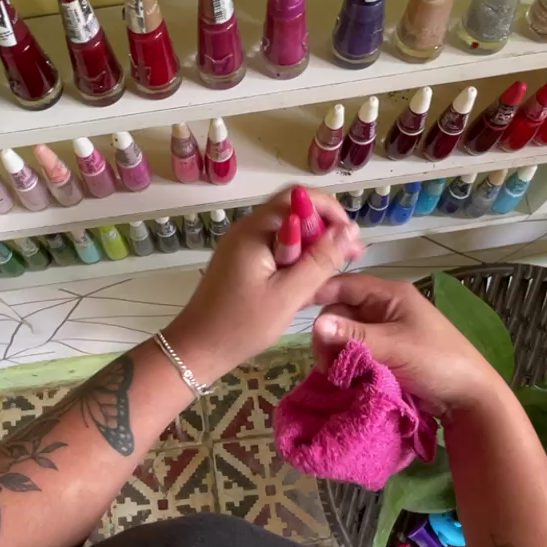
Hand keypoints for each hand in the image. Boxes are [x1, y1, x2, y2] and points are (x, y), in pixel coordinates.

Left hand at [166, 188, 363, 380]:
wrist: (196, 349)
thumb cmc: (242, 325)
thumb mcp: (288, 294)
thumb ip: (320, 260)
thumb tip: (350, 229)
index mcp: (255, 230)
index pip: (300, 197)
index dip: (330, 212)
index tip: (349, 241)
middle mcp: (246, 228)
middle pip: (293, 211)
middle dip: (324, 229)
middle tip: (348, 257)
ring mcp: (241, 244)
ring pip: (286, 230)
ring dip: (311, 246)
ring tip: (332, 271)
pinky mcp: (240, 260)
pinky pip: (274, 246)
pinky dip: (295, 258)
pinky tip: (307, 282)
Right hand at [309, 273, 506, 417]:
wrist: (469, 398)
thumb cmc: (438, 361)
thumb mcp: (395, 346)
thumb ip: (354, 335)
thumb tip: (315, 324)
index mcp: (390, 295)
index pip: (343, 284)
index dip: (318, 294)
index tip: (294, 312)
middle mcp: (384, 308)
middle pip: (339, 312)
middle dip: (328, 336)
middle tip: (329, 365)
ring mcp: (384, 332)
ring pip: (344, 335)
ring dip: (336, 353)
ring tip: (338, 375)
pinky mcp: (384, 354)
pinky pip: (354, 352)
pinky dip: (346, 364)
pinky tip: (344, 378)